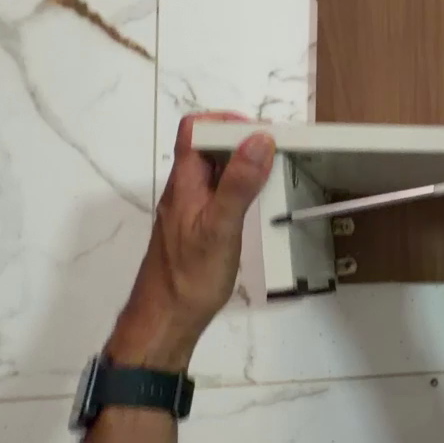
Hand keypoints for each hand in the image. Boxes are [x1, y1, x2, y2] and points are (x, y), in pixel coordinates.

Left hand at [110, 112, 275, 370]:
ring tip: (275, 170)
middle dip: (242, 140)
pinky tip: (259, 200)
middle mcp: (185, 189)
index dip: (227, 122)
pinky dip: (241, 186)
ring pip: (216, 169)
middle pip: (208, 146)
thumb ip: (239, 183)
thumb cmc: (190, 276)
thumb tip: (259, 140)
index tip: (262, 134)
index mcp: (185, 182)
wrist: (166, 320)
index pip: (196, 130)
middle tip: (278, 150)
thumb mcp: (220, 227)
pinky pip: (220, 191)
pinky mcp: (199, 225)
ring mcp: (191, 208)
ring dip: (244, 163)